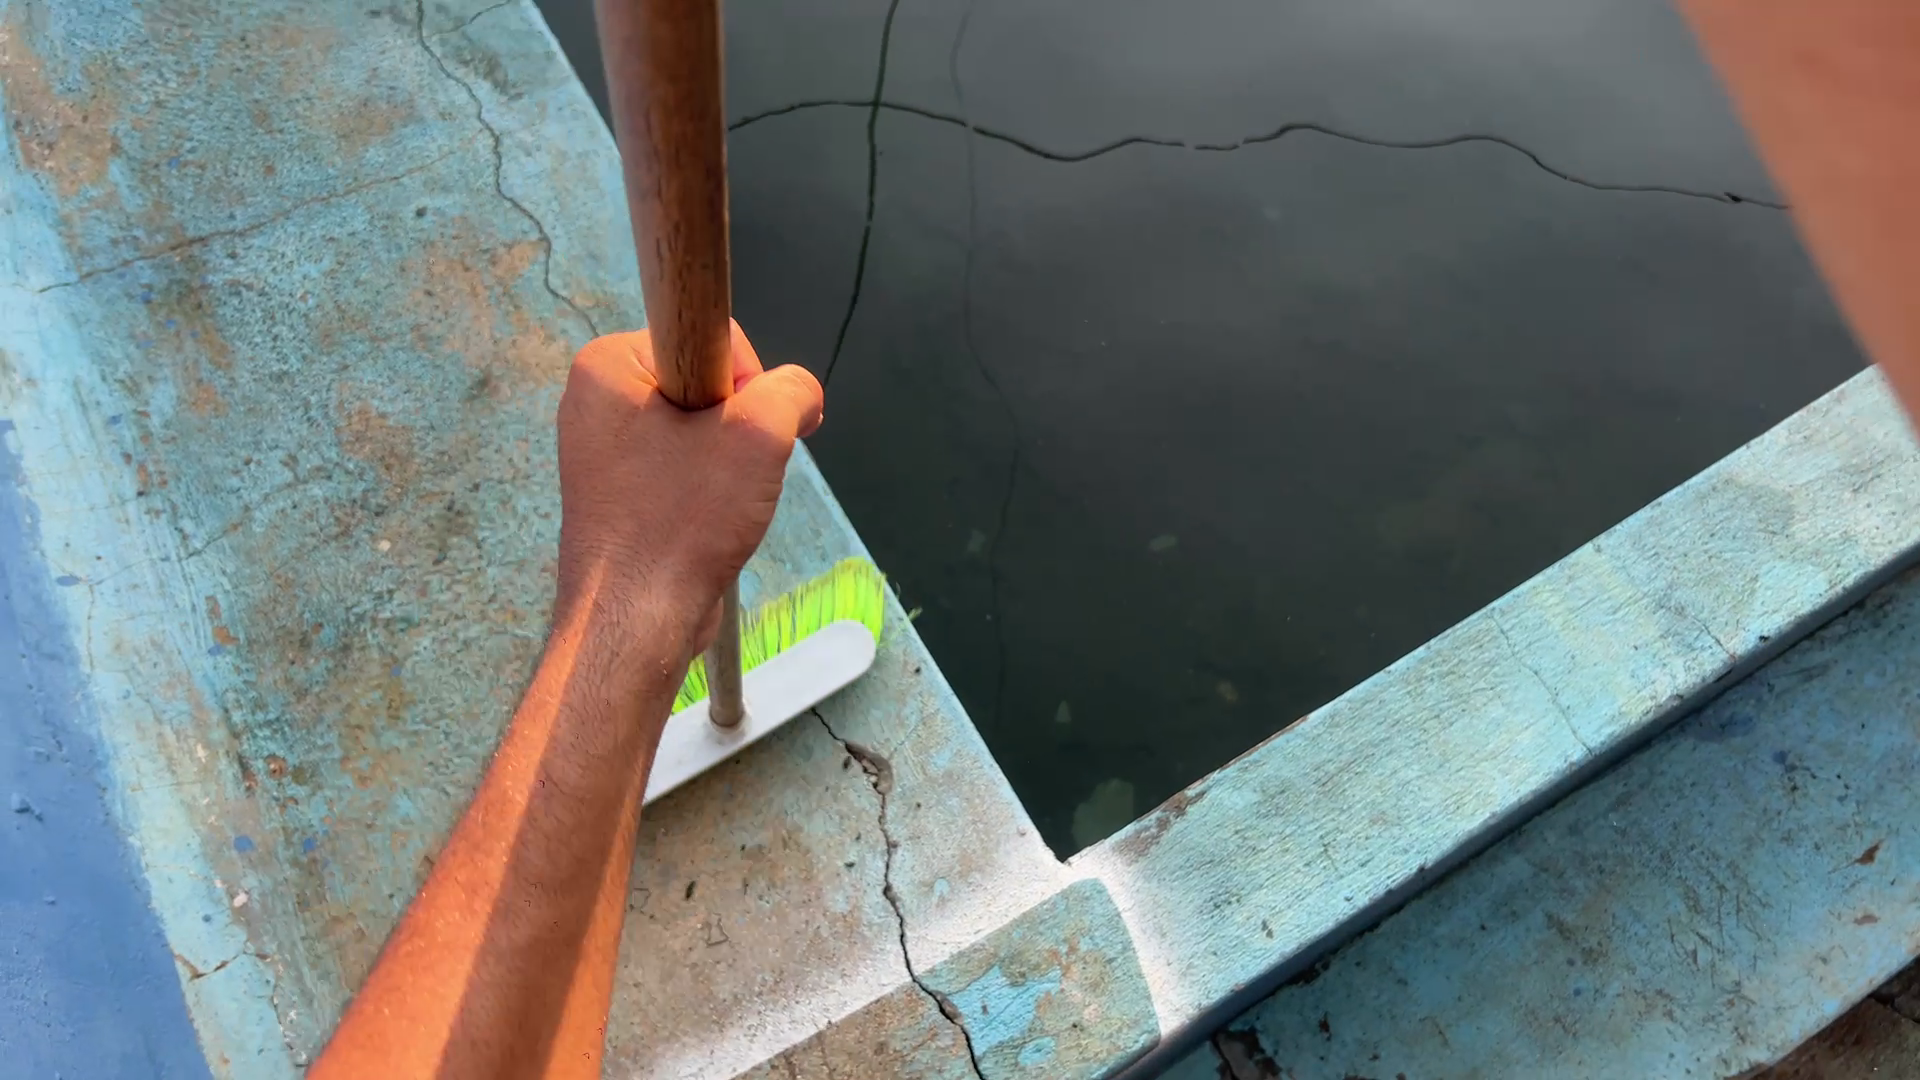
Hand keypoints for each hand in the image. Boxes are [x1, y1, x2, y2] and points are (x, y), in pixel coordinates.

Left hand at [553, 321, 822, 645]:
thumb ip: (793, 390)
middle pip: (710, 383)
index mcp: (610, 364)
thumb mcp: (759, 436)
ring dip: (731, 462)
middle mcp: (597, 397)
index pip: (713, 337)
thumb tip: (802, 395)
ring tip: (721, 503)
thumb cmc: (686, 520)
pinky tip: (708, 518)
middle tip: (735, 477)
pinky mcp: (618, 489)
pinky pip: (684, 463)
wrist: (637, 618)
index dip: (751, 385)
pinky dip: (710, 486)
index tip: (747, 437)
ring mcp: (604, 448)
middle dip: (741, 429)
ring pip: (703, 428)